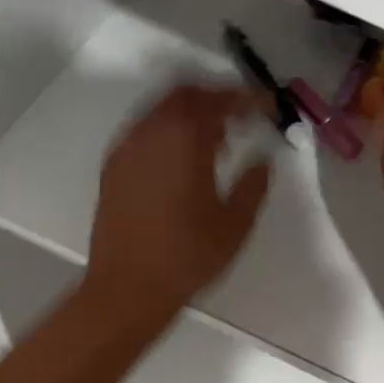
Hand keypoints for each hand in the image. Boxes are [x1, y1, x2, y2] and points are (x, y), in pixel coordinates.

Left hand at [86, 84, 271, 310]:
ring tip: (216, 138)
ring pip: (162, 109)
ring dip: (192, 113)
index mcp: (185, 139)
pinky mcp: (113, 166)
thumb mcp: (234, 226)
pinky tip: (183, 159)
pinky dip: (169, 130)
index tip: (269, 106)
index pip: (221, 101)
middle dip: (217, 97)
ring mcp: (127, 147)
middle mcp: (151, 131)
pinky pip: (145, 130)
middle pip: (186, 93)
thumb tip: (263, 159)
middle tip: (243, 115)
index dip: (249, 99)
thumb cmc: (186, 260)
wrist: (126, 289)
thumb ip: (253, 185)